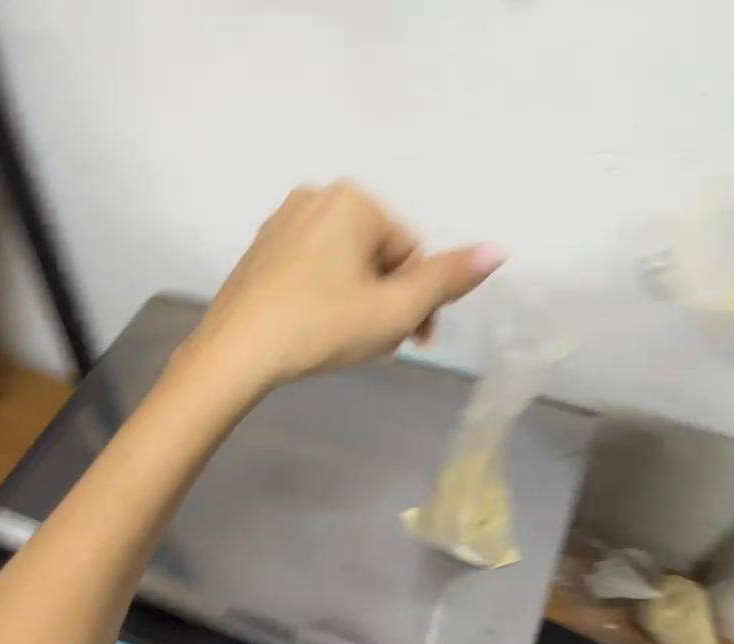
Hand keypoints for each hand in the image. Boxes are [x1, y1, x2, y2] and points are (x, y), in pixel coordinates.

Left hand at [177, 182, 503, 392]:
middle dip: (387, 301)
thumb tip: (500, 248)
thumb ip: (447, 279)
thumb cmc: (319, 328)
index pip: (410, 252)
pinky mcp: (260, 251)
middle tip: (375, 344)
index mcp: (352, 201)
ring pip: (346, 266)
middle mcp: (315, 197)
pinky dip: (325, 298)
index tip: (411, 341)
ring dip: (360, 303)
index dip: (418, 301)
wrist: (233, 355)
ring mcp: (281, 223)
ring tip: (344, 343)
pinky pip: (313, 270)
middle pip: (378, 256)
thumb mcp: (393, 310)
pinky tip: (314, 331)